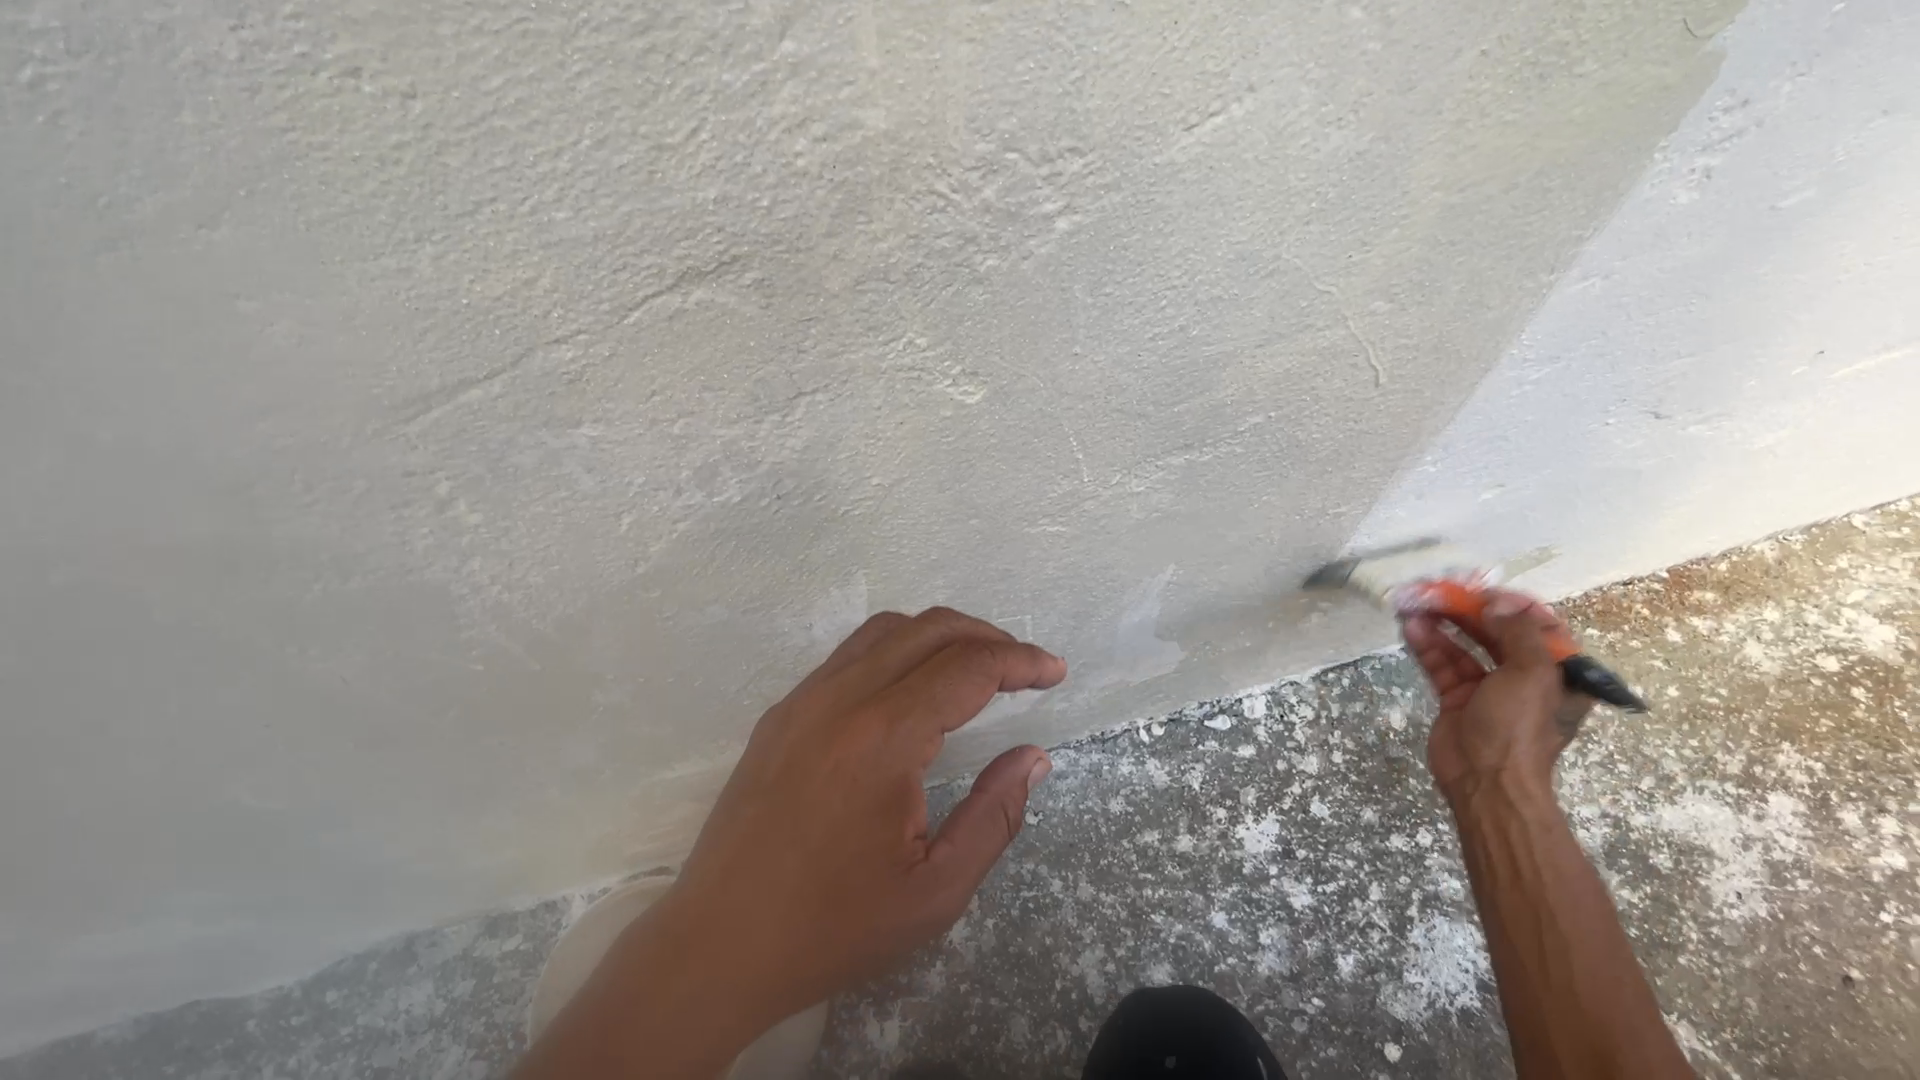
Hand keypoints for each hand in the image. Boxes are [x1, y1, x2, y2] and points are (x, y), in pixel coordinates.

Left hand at [636, 608, 1064, 1039]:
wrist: (717, 945)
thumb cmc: (832, 926)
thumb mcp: (935, 893)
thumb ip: (994, 816)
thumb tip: (1032, 757)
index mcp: (883, 738)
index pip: (967, 667)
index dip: (1020, 661)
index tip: (1055, 673)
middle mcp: (840, 699)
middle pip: (928, 629)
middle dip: (987, 637)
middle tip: (1026, 668)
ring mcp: (802, 701)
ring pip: (884, 632)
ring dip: (939, 636)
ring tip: (976, 669)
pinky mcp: (779, 715)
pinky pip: (849, 656)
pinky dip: (897, 651)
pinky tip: (911, 691)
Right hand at [1401, 589, 1590, 804]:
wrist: (1487, 782)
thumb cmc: (1518, 727)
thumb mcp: (1531, 674)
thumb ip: (1517, 632)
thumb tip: (1497, 602)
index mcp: (1557, 671)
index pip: (1538, 625)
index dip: (1510, 604)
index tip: (1481, 589)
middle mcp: (1525, 676)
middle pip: (1495, 632)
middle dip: (1467, 610)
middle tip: (1439, 591)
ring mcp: (1488, 688)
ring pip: (1464, 646)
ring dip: (1442, 624)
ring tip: (1416, 604)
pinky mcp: (1456, 698)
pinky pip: (1443, 665)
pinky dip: (1427, 646)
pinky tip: (1411, 628)